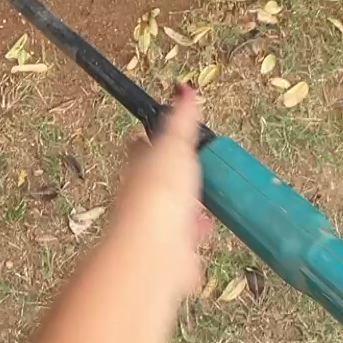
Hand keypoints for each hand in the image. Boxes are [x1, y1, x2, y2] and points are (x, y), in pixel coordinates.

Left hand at [109, 86, 210, 296]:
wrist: (154, 246)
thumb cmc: (159, 193)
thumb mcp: (176, 145)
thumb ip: (182, 120)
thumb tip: (184, 89)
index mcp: (140, 166)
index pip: (143, 148)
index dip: (153, 142)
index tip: (162, 136)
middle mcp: (143, 196)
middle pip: (159, 184)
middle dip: (176, 182)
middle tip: (189, 176)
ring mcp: (155, 225)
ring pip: (173, 216)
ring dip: (188, 213)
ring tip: (201, 210)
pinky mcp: (170, 253)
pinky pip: (184, 245)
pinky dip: (194, 241)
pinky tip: (202, 238)